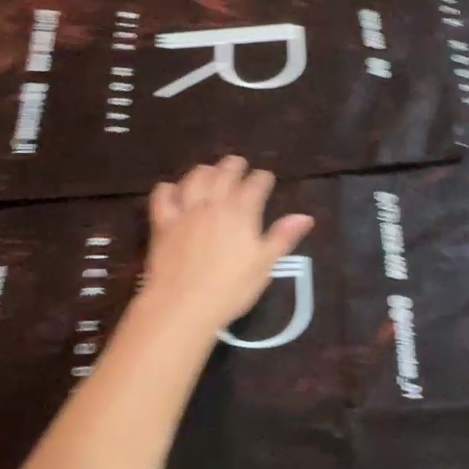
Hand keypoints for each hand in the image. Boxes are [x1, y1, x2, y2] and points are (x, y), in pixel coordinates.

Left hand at [142, 156, 314, 331]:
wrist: (183, 304)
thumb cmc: (231, 288)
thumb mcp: (264, 265)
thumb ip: (283, 237)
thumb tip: (305, 217)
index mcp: (242, 212)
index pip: (256, 185)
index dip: (263, 178)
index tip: (266, 177)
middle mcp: (214, 203)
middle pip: (225, 173)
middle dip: (234, 166)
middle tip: (239, 164)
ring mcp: (185, 210)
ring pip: (195, 178)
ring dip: (205, 171)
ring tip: (211, 171)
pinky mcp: (163, 222)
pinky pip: (163, 195)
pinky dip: (169, 188)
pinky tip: (174, 191)